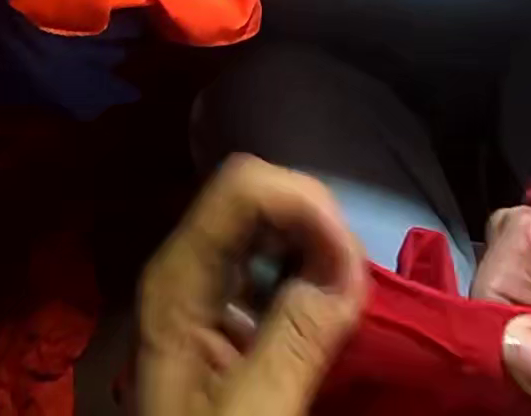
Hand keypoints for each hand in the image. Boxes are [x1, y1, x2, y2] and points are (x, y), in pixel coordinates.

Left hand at [138, 155, 369, 415]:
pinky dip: (310, 257)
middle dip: (315, 219)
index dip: (301, 202)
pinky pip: (276, 245)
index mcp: (177, 278)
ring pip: (271, 212)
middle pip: (259, 190)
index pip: (241, 188)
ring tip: (344, 290)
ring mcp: (207, 274)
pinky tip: (324, 299)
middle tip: (353, 278)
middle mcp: (188, 259)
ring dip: (317, 238)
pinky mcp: (228, 292)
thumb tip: (347, 267)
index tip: (347, 258)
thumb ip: (294, 342)